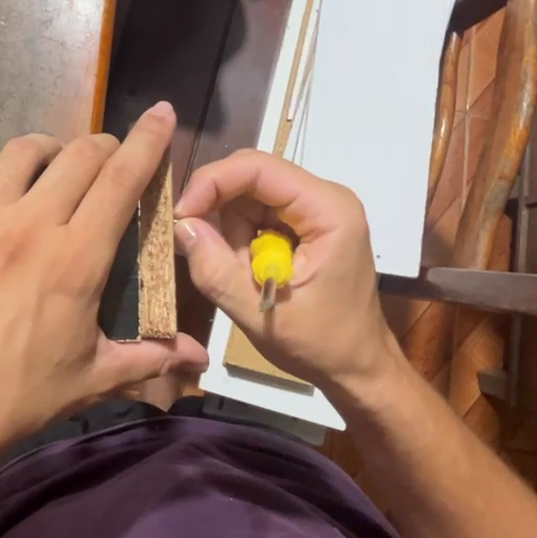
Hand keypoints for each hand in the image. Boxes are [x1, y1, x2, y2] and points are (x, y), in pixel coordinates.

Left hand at [0, 103, 207, 503]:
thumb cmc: (17, 400)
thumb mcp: (93, 378)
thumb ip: (151, 357)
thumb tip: (202, 359)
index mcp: (77, 258)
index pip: (122, 180)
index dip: (148, 142)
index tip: (161, 115)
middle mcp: (30, 225)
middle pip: (78, 156)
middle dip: (104, 147)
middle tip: (108, 160)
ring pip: (20, 151)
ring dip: (48, 146)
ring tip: (54, 158)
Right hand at [174, 150, 400, 396]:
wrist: (357, 368)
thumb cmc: (320, 344)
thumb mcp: (257, 312)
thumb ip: (215, 269)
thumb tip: (180, 227)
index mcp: (328, 210)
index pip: (259, 169)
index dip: (212, 183)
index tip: (180, 215)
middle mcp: (324, 197)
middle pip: (252, 176)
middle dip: (216, 206)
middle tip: (192, 243)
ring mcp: (315, 209)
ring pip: (249, 195)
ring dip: (228, 229)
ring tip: (237, 273)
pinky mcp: (304, 224)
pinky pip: (257, 214)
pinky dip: (238, 238)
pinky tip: (245, 270)